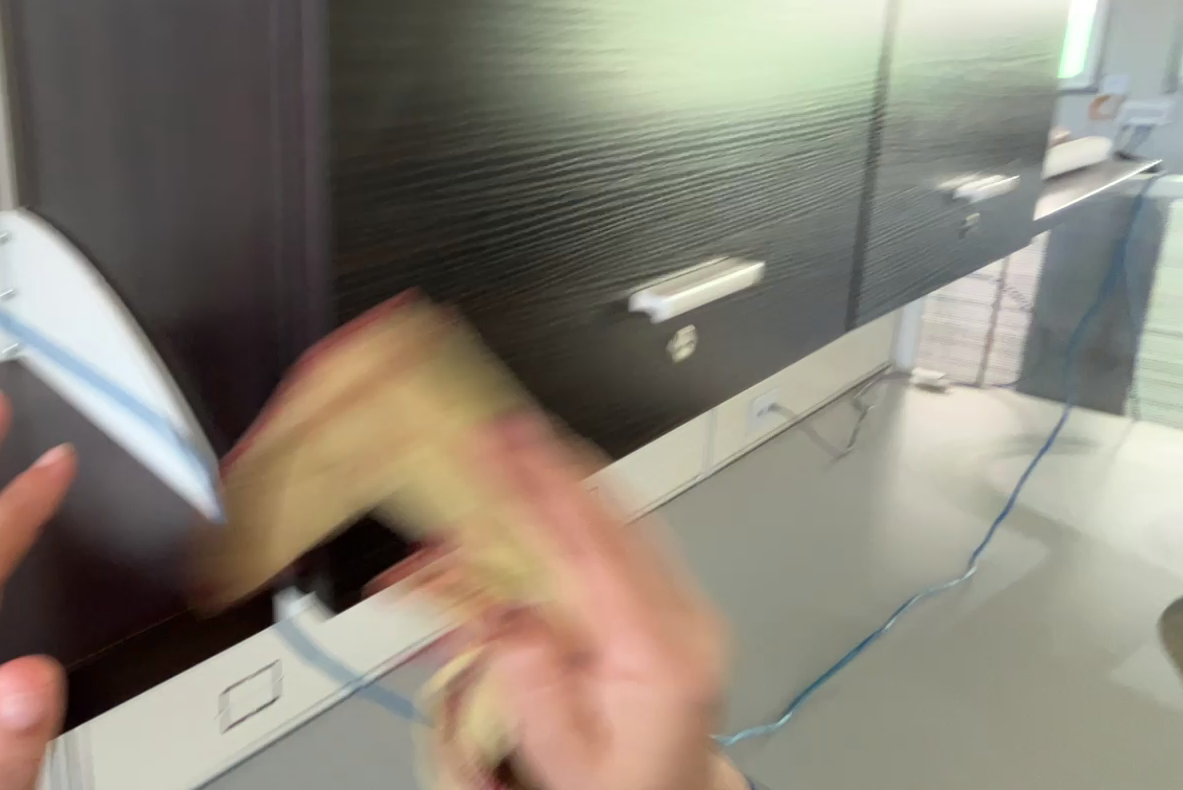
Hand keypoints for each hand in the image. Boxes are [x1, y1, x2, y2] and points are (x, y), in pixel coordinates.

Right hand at [483, 415, 743, 789]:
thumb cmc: (608, 782)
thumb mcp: (558, 753)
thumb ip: (529, 676)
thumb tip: (502, 603)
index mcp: (664, 658)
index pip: (595, 552)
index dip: (545, 489)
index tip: (505, 445)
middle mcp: (683, 617)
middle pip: (610, 518)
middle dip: (548, 465)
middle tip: (499, 428)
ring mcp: (679, 600)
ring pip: (618, 513)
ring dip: (559, 473)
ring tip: (513, 442)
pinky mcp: (663, 593)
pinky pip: (617, 528)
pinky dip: (573, 494)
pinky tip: (546, 470)